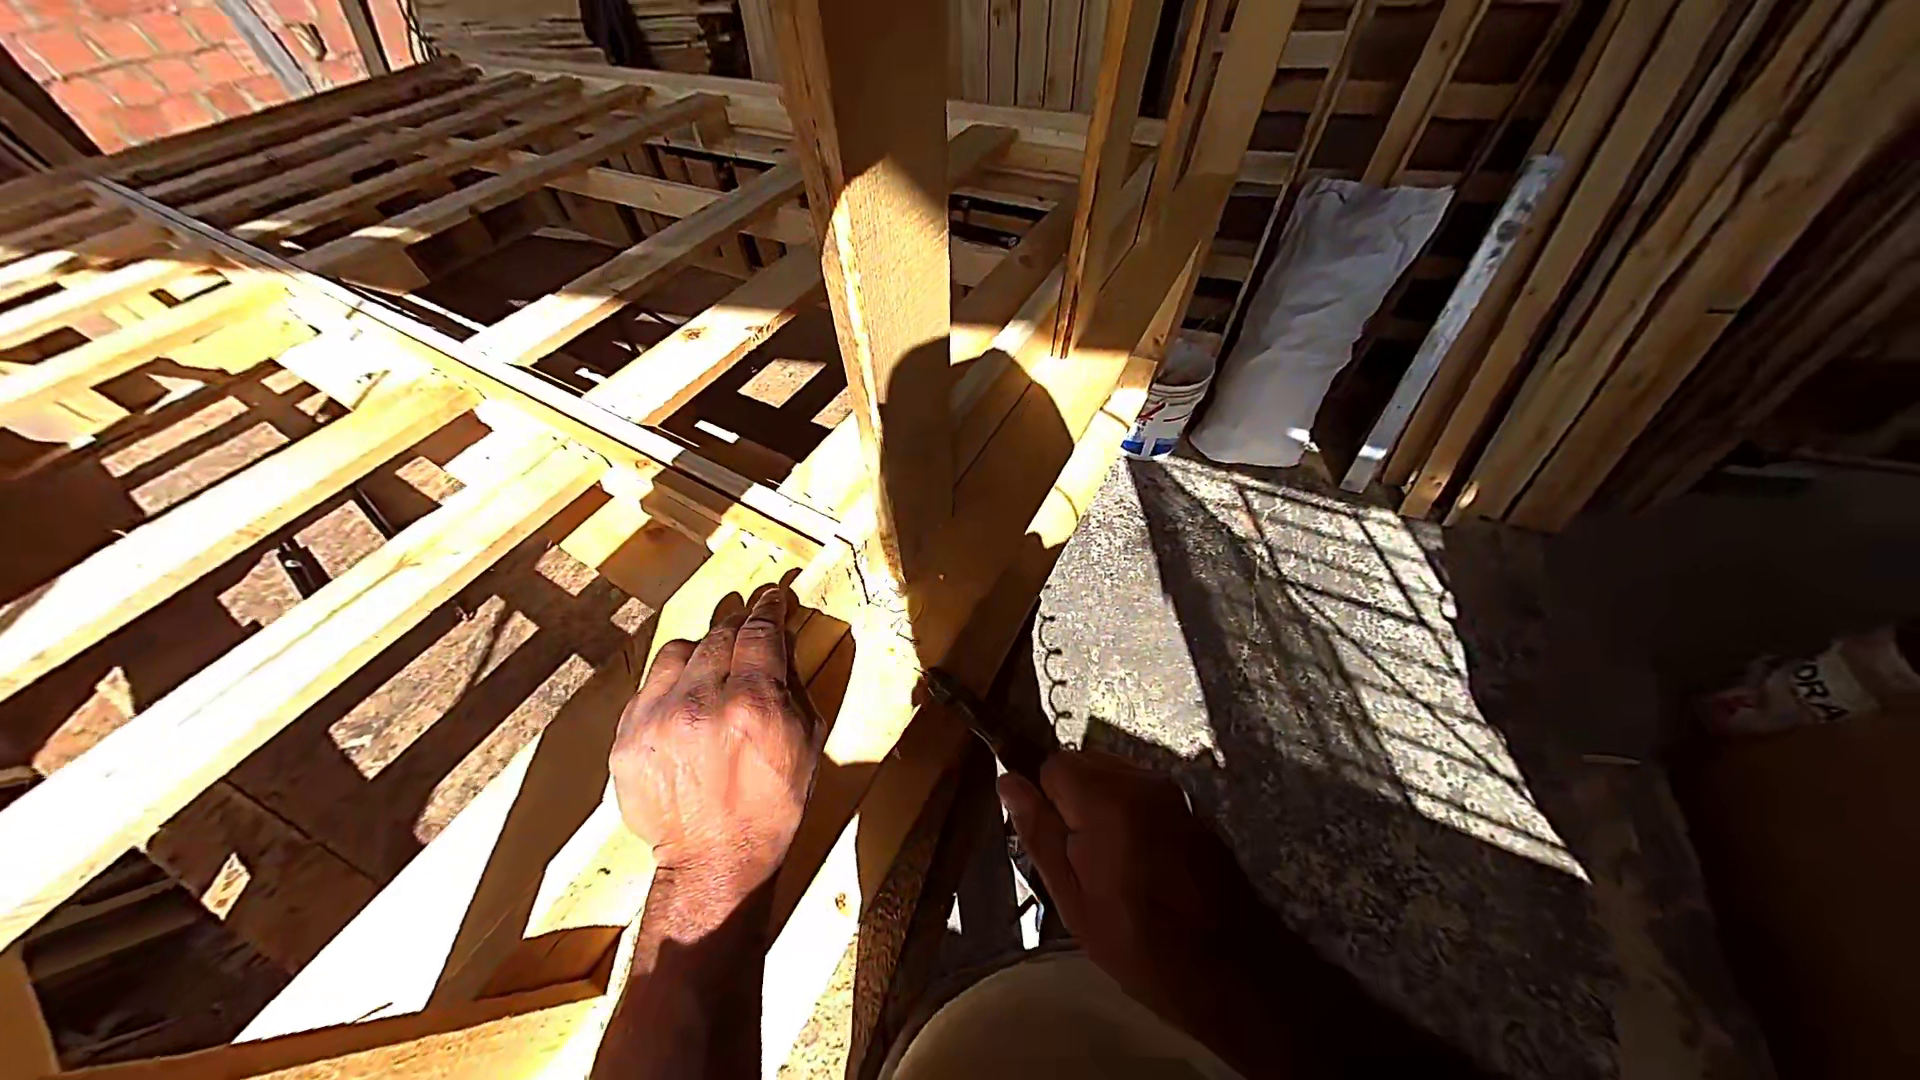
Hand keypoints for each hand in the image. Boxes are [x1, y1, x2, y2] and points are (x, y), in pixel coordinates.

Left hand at [610, 584, 823, 900]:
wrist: (717, 856)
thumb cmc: (774, 801)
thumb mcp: (806, 738)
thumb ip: (793, 682)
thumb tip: (782, 641)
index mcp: (754, 703)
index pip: (759, 631)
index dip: (768, 607)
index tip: (772, 596)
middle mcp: (702, 702)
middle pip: (720, 634)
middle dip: (739, 621)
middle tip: (749, 619)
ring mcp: (658, 718)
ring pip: (681, 649)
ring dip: (704, 647)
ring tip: (716, 660)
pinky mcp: (627, 737)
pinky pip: (650, 683)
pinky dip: (673, 679)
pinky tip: (687, 693)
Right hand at [998, 752, 1274, 1055]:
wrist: (1232, 971)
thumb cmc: (1141, 943)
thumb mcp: (1073, 899)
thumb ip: (1038, 831)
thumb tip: (1008, 782)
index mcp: (1107, 802)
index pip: (1052, 763)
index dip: (1044, 798)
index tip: (1054, 838)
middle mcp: (1140, 781)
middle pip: (1082, 761)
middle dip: (1070, 796)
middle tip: (1080, 854)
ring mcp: (1169, 789)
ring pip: (1109, 771)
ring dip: (1098, 800)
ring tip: (1110, 857)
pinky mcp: (1186, 801)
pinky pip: (1137, 786)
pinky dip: (1126, 807)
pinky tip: (1137, 855)